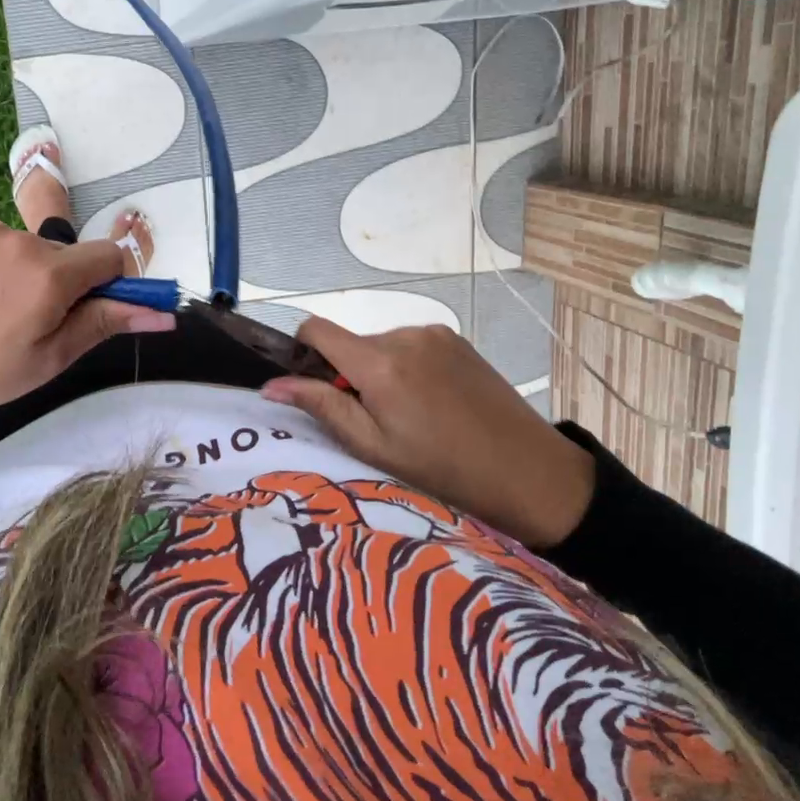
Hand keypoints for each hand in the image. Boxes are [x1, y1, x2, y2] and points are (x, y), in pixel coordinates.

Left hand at [0, 220, 175, 434]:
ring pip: (32, 246)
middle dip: (64, 282)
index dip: (110, 284)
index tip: (91, 310)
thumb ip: (105, 324)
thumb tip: (161, 312)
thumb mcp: (50, 359)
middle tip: (34, 321)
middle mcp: (21, 239)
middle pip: (68, 253)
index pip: (110, 256)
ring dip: (28, 270)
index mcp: (50, 275)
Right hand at [260, 319, 596, 547]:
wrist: (528, 471)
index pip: (315, 329)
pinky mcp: (456, 340)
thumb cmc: (441, 468)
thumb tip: (271, 385)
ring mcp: (433, 334)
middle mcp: (403, 335)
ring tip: (408, 415)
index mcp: (378, 362)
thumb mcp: (372, 445)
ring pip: (380, 346)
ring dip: (378, 372)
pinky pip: (410, 346)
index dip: (302, 352)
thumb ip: (321, 406)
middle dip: (347, 373)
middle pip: (349, 342)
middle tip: (372, 420)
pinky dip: (406, 368)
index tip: (313, 387)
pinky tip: (431, 403)